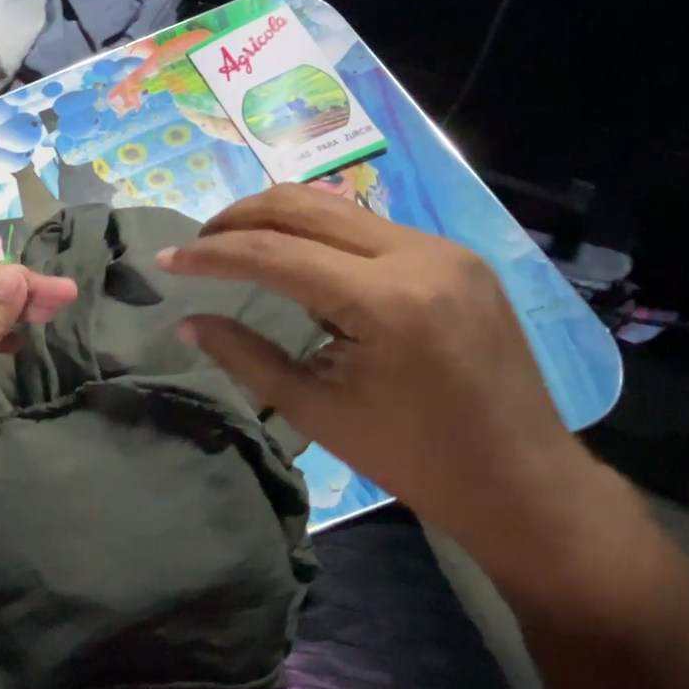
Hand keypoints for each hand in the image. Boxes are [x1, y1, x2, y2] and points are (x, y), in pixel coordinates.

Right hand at [155, 184, 586, 534]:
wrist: (524, 482)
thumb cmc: (412, 457)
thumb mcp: (314, 410)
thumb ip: (244, 355)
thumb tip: (186, 321)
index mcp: (386, 301)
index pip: (274, 253)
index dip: (211, 255)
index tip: (165, 260)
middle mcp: (419, 256)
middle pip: (303, 206)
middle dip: (237, 218)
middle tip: (197, 246)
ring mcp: (444, 250)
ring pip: (335, 207)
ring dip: (275, 219)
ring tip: (234, 246)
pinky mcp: (456, 257)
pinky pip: (367, 227)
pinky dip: (317, 233)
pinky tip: (294, 260)